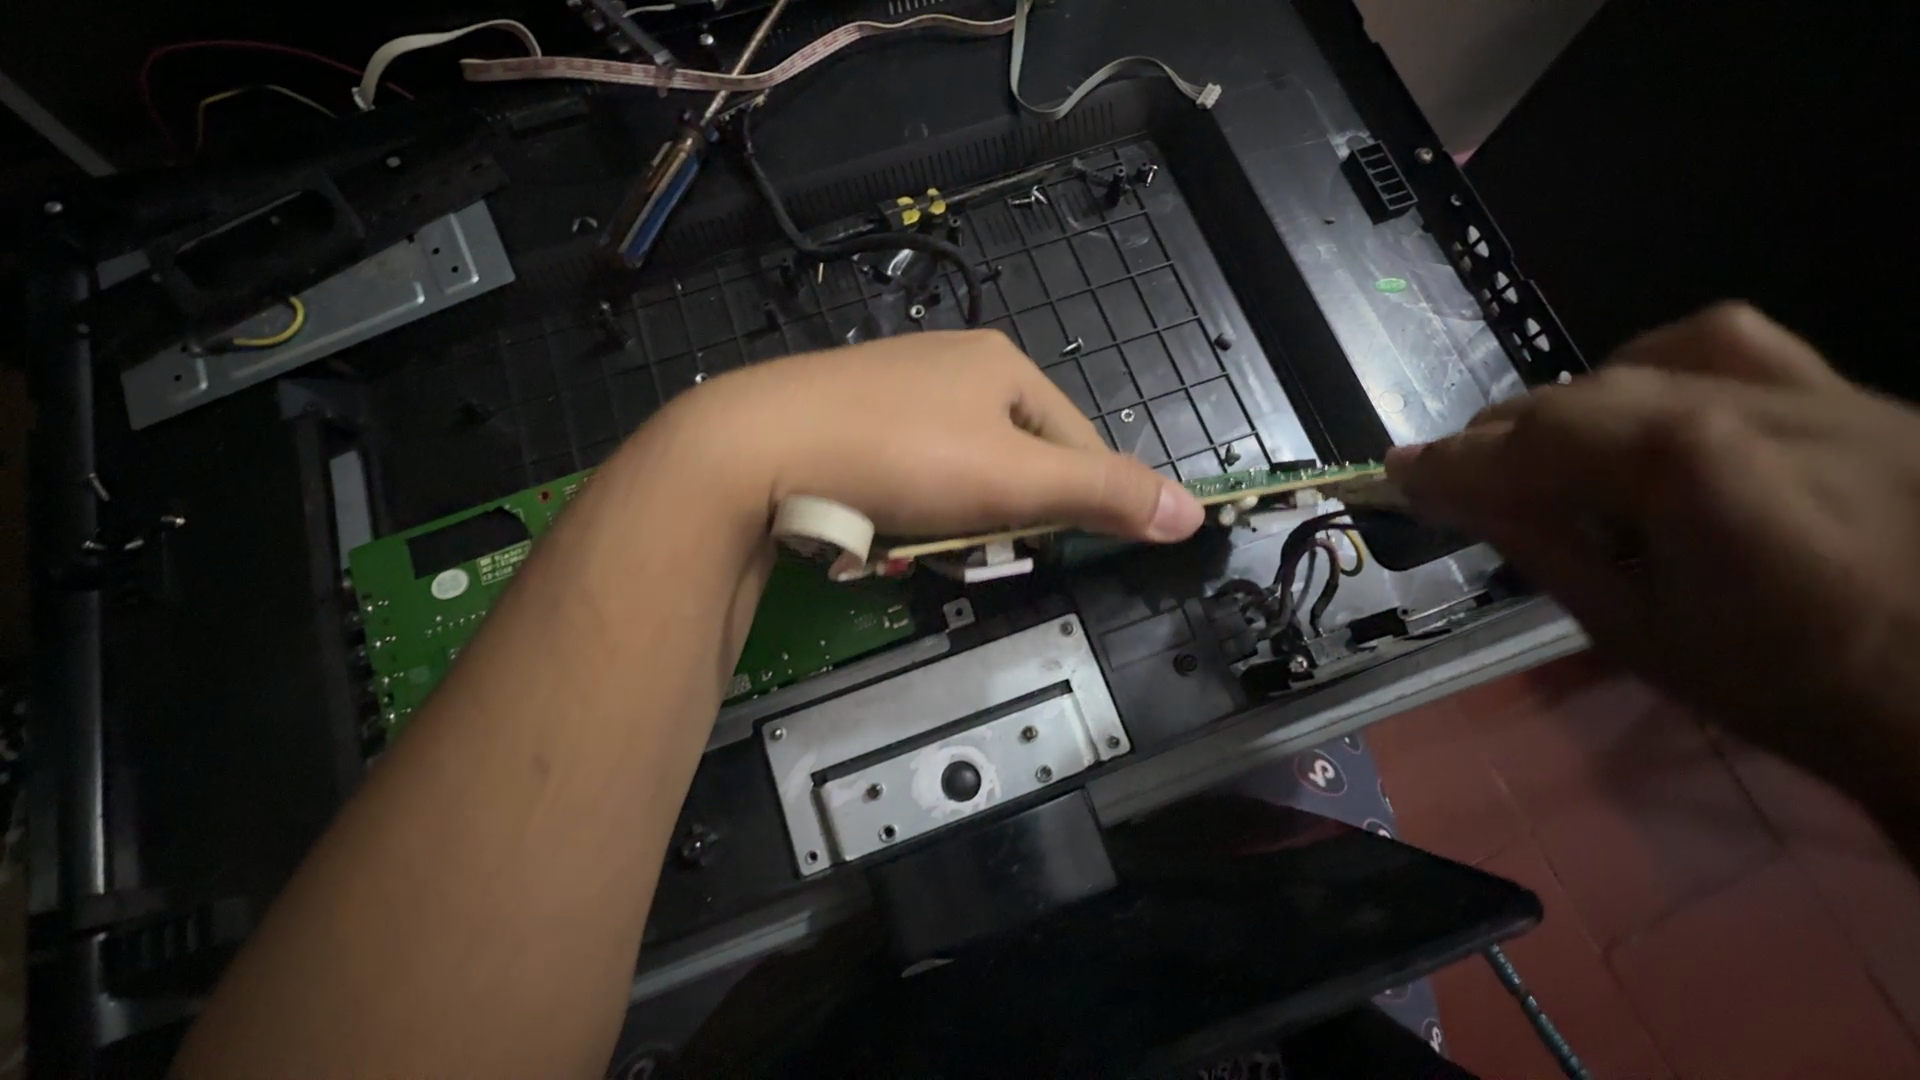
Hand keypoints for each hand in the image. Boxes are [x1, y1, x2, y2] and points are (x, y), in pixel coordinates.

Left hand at [658, 328, 1204, 541]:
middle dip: (1003, 510)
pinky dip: (908, 499)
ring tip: (917, 537)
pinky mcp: (849, 412)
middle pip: (1016, 454)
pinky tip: (881, 519)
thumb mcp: (1013, 480)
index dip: (1082, 500)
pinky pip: (907, 464)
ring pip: (959, 464)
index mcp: (1004, 364)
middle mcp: (954, 362)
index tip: (1062, 547)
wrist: (758, 447)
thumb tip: (1193, 512)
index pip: (1078, 440)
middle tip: (971, 545)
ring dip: (953, 513)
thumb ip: (1102, 494)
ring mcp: (896, 384)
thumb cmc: (901, 456)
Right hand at [1387, 304, 1919, 805]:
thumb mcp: (1632, 627)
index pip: (1531, 444)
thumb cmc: (1788, 688)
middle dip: (1503, 437)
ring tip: (1552, 446)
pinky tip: (1651, 410)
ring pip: (1655, 356)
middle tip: (1462, 480)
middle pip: (1582, 397)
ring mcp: (1820, 393)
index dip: (1451, 462)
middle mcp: (1753, 407)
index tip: (1397, 475)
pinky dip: (1664, 367)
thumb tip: (1451, 494)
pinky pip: (1741, 349)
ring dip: (1575, 401)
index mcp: (1690, 470)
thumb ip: (1538, 541)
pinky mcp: (1862, 396)